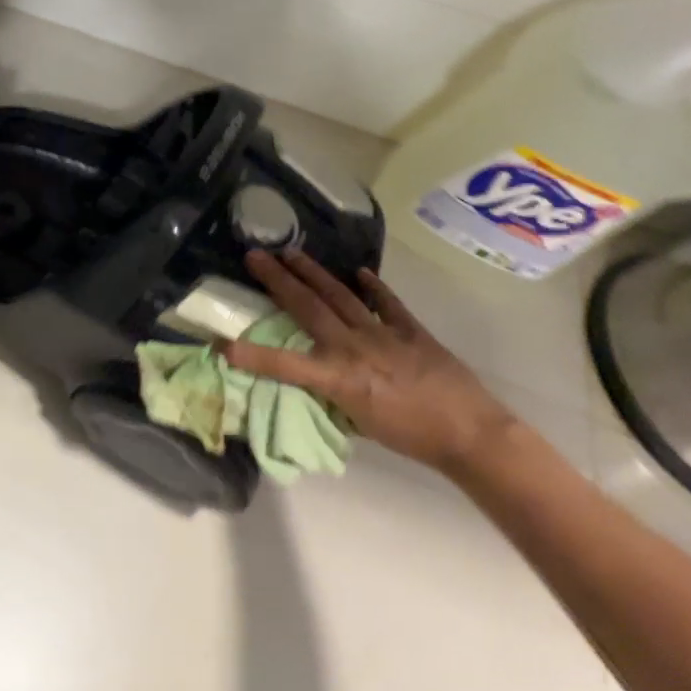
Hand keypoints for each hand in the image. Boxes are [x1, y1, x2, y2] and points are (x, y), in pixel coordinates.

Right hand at [222, 250, 518, 474]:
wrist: (470, 434)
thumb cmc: (410, 438)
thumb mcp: (357, 424)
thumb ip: (332, 396)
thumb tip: (314, 379)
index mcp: (338, 378)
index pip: (283, 365)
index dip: (250, 355)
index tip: (220, 344)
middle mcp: (354, 348)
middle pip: (309, 308)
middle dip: (278, 281)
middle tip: (255, 256)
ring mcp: (383, 335)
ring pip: (341, 297)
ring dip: (313, 273)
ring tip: (292, 253)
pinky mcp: (411, 331)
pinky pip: (388, 304)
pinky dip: (373, 287)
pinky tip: (359, 272)